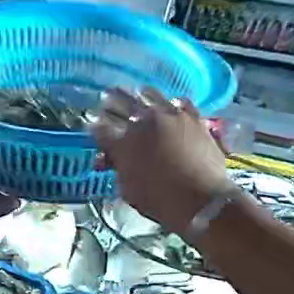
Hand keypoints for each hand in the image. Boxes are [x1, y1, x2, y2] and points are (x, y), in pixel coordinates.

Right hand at [91, 87, 231, 232]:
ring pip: (150, 95)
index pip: (100, 128)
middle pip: (121, 103)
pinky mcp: (193, 117)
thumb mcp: (127, 188)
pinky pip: (180, 102)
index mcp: (121, 143)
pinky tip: (170, 105)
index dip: (93, 125)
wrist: (201, 199)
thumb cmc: (158, 199)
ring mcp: (169, 116)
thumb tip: (111, 158)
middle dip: (111, 101)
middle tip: (107, 96)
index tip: (92, 122)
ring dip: (140, 95)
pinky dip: (172, 103)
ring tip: (138, 94)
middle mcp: (142, 123)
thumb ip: (117, 167)